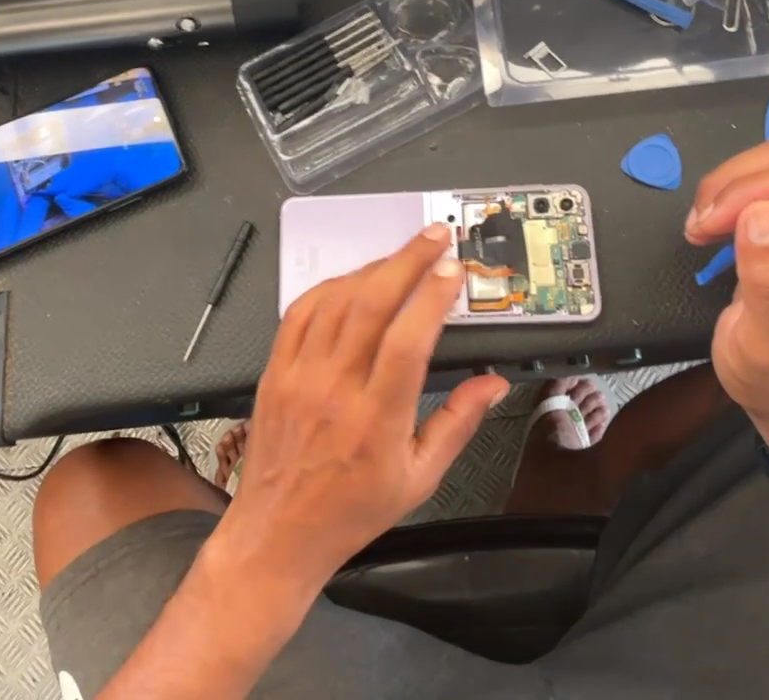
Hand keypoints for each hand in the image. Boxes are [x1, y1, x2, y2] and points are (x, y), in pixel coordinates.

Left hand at [221, 224, 509, 583]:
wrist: (278, 532)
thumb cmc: (351, 510)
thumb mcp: (419, 478)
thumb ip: (458, 424)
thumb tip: (492, 384)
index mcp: (376, 420)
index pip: (407, 340)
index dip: (432, 297)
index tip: (453, 270)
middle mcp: (334, 390)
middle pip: (370, 304)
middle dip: (407, 261)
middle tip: (433, 237)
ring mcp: (299, 376)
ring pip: (335, 301)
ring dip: (372, 268)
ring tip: (401, 256)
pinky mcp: (276, 371)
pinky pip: (299, 312)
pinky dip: (329, 287)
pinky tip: (352, 280)